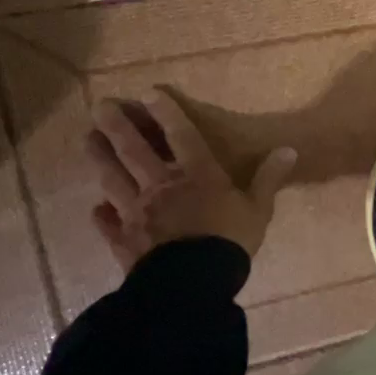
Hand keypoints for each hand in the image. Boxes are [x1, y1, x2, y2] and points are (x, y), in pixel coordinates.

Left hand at [85, 88, 296, 271]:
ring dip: (99, 158)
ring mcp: (136, 212)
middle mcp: (161, 186)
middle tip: (101, 106)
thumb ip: (269, 178)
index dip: (166, 113)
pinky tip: (96, 207)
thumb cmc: (230, 239)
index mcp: (197, 175)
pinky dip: (101, 213)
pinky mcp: (123, 239)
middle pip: (135, 151)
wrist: (190, 283)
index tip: (149, 92)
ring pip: (113, 178)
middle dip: (118, 127)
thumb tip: (288, 150)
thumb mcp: (259, 208)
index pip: (181, 136)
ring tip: (87, 139)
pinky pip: (108, 222)